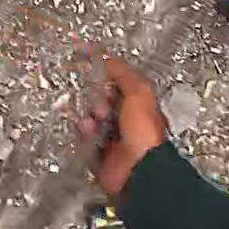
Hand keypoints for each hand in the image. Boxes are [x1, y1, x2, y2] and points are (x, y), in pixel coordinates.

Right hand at [82, 57, 168, 199]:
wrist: (137, 168)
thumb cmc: (144, 132)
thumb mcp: (138, 92)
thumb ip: (122, 73)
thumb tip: (107, 59)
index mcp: (139, 105)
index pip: (118, 85)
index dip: (106, 79)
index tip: (92, 72)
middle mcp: (126, 122)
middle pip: (101, 102)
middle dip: (95, 100)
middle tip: (98, 103)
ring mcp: (113, 139)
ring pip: (91, 120)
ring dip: (90, 118)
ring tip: (95, 120)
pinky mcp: (99, 155)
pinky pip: (85, 139)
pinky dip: (84, 135)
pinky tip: (89, 132)